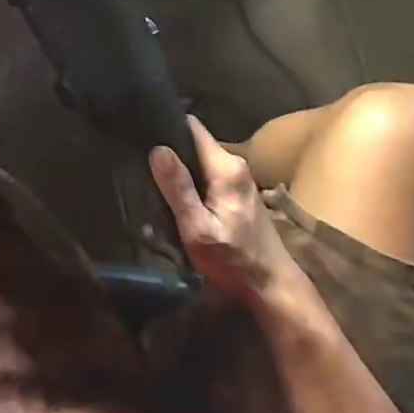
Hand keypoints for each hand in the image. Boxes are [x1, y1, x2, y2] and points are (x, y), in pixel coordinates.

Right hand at [150, 118, 308, 306]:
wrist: (272, 285)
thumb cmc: (233, 259)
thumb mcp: (198, 228)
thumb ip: (179, 188)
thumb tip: (158, 149)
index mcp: (225, 166)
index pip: (193, 128)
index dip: (167, 127)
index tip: (142, 132)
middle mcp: (235, 164)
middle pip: (196, 143)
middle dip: (171, 150)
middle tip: (141, 160)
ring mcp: (239, 178)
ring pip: (202, 160)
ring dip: (181, 167)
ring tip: (152, 176)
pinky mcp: (238, 192)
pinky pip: (209, 174)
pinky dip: (193, 180)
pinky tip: (176, 194)